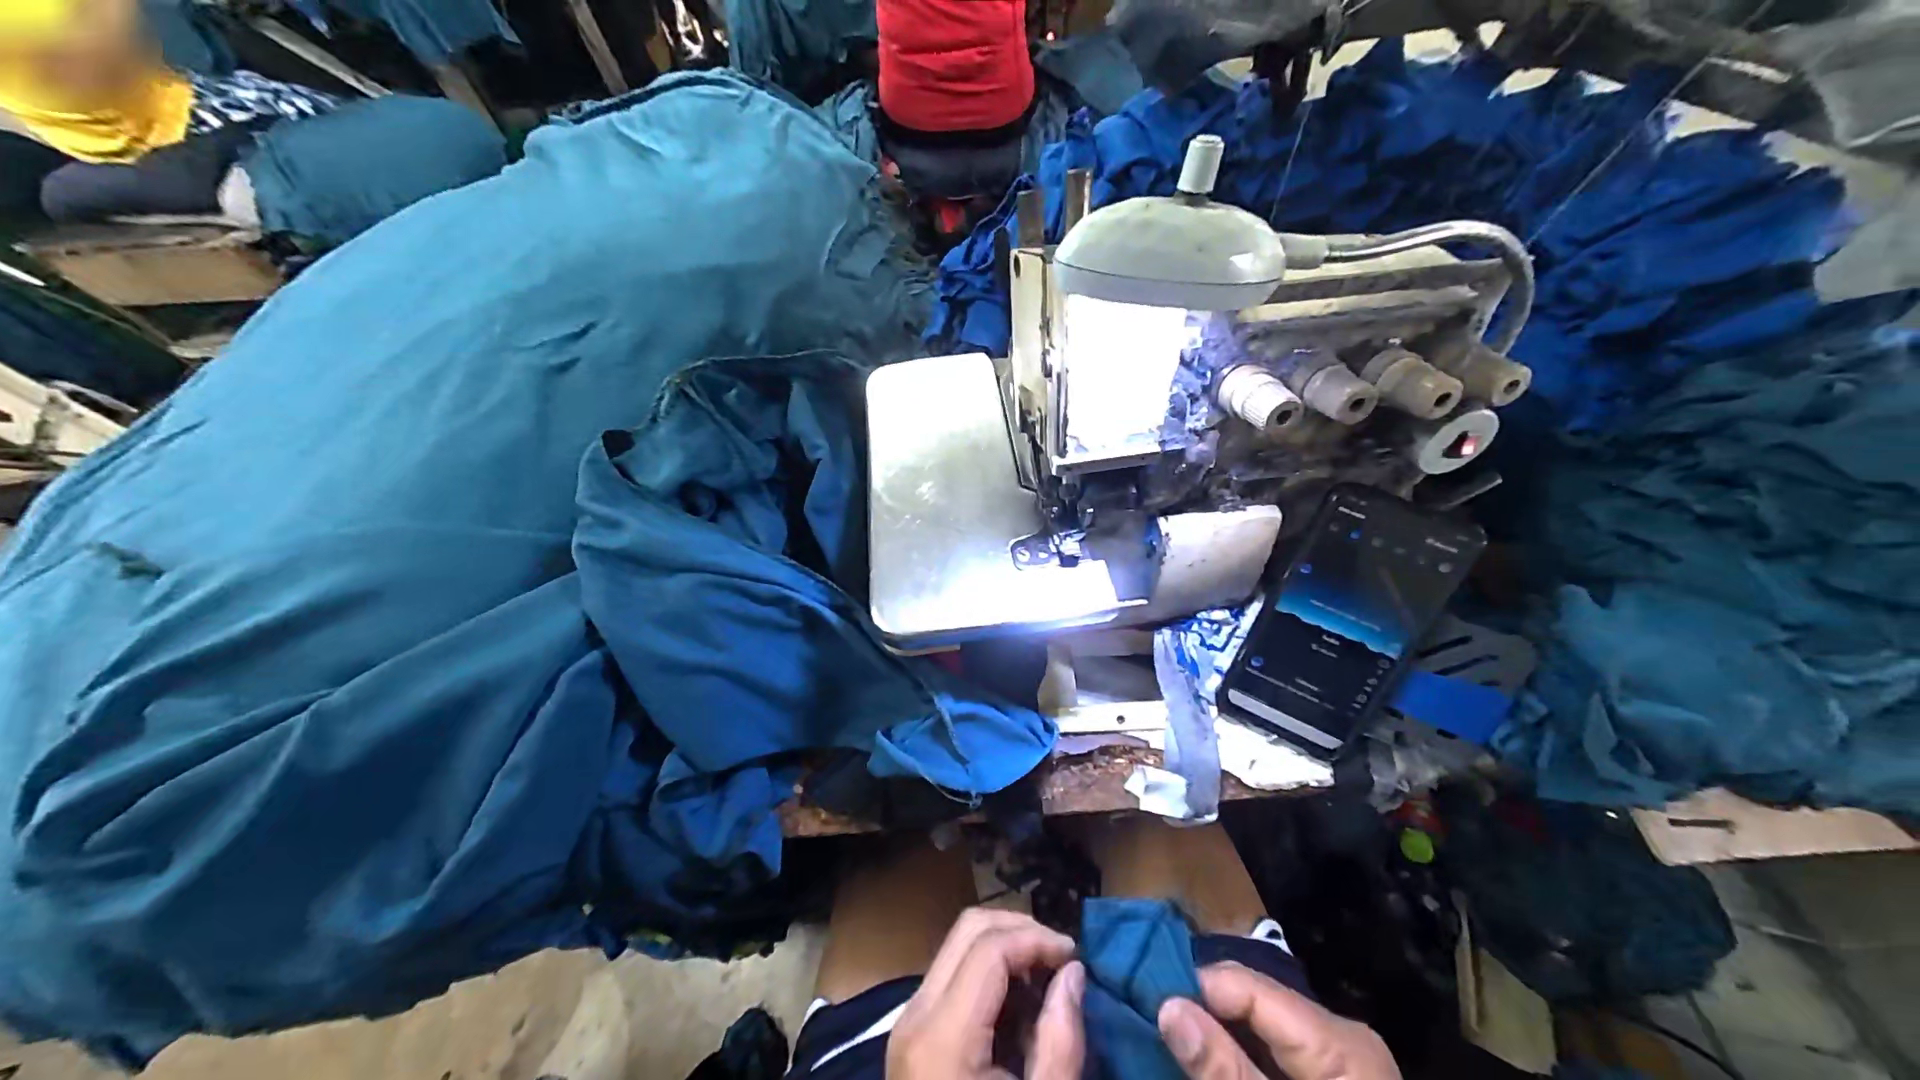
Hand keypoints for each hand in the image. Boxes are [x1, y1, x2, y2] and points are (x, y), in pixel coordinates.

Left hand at [887, 908, 1086, 1079]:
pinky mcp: (913, 1035)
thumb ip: (1061, 1039)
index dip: (1038, 940)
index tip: (1078, 959)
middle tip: (1063, 960)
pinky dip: (990, 972)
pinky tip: (1021, 1004)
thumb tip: (1072, 972)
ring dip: (1006, 949)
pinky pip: (952, 975)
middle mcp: (915, 1015)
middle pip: (968, 930)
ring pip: (958, 946)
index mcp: (941, 1036)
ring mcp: (909, 1022)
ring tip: (1046, 981)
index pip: (990, 947)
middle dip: (1021, 931)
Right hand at [1157, 962, 1399, 1079]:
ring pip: (1256, 1024)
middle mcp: (1338, 1032)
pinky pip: (1274, 1049)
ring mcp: (1338, 1055)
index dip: (1190, 990)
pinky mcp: (1334, 1077)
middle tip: (1151, 1033)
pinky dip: (1240, 1058)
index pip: (1242, 983)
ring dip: (1216, 1037)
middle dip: (1200, 1015)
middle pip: (1249, 1000)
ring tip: (1174, 1051)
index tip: (1145, 1011)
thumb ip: (1224, 1072)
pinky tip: (1215, 1069)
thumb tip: (1167, 1005)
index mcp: (1336, 1038)